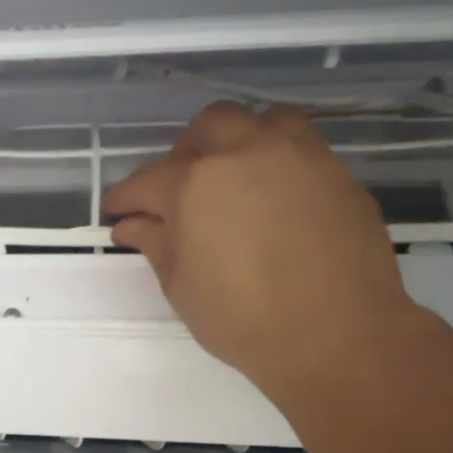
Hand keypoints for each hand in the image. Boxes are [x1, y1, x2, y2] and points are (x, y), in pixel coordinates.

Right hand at [105, 100, 424, 391]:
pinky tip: (268, 201)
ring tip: (229, 180)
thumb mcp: (180, 285)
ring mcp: (299, 156)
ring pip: (262, 122)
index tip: (116, 212)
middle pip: (209, 126)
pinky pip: (298, 148)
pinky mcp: (336, 172)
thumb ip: (155, 244)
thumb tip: (133, 225)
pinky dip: (274, 162)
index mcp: (196, 184)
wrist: (334, 331)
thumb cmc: (240, 316)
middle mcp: (246, 154)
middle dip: (184, 151)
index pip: (147, 181)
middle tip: (175, 189)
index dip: (125, 198)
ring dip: (237, 141)